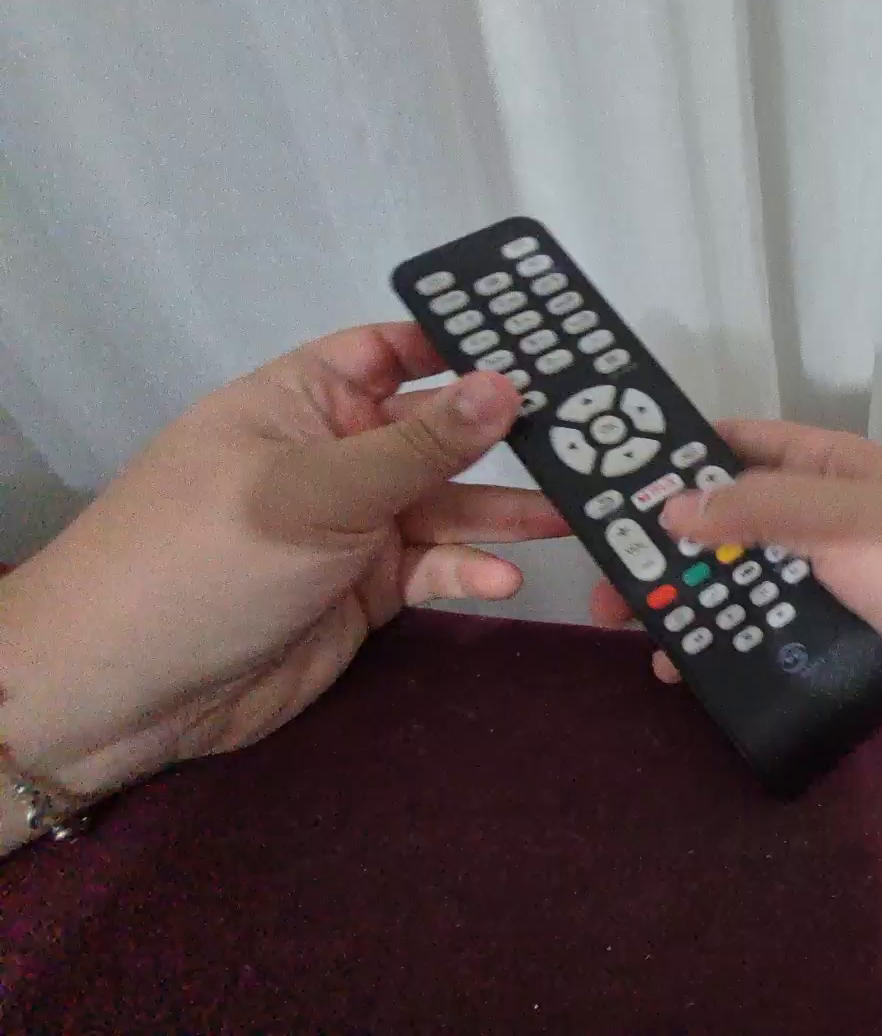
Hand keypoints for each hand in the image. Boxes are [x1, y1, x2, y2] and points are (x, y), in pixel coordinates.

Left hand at [0, 324, 566, 798]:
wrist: (131, 699)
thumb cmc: (204, 560)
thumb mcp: (320, 490)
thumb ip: (424, 444)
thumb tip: (508, 386)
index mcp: (305, 405)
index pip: (389, 352)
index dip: (458, 346)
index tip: (538, 350)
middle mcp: (342, 457)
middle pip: (442, 435)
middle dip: (507, 439)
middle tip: (585, 441)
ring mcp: (365, 523)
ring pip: (456, 505)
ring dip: (509, 514)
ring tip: (569, 517)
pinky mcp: (382, 582)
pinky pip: (443, 565)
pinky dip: (472, 572)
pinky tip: (502, 581)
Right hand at [586, 420, 881, 726]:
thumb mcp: (839, 517)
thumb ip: (758, 506)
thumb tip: (670, 508)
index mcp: (823, 466)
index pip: (737, 444)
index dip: (676, 458)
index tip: (608, 485)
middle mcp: (815, 515)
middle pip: (724, 520)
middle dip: (666, 546)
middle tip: (606, 577)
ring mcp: (819, 575)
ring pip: (735, 579)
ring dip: (685, 599)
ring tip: (626, 626)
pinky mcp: (824, 630)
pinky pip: (757, 629)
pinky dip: (719, 643)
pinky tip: (679, 667)